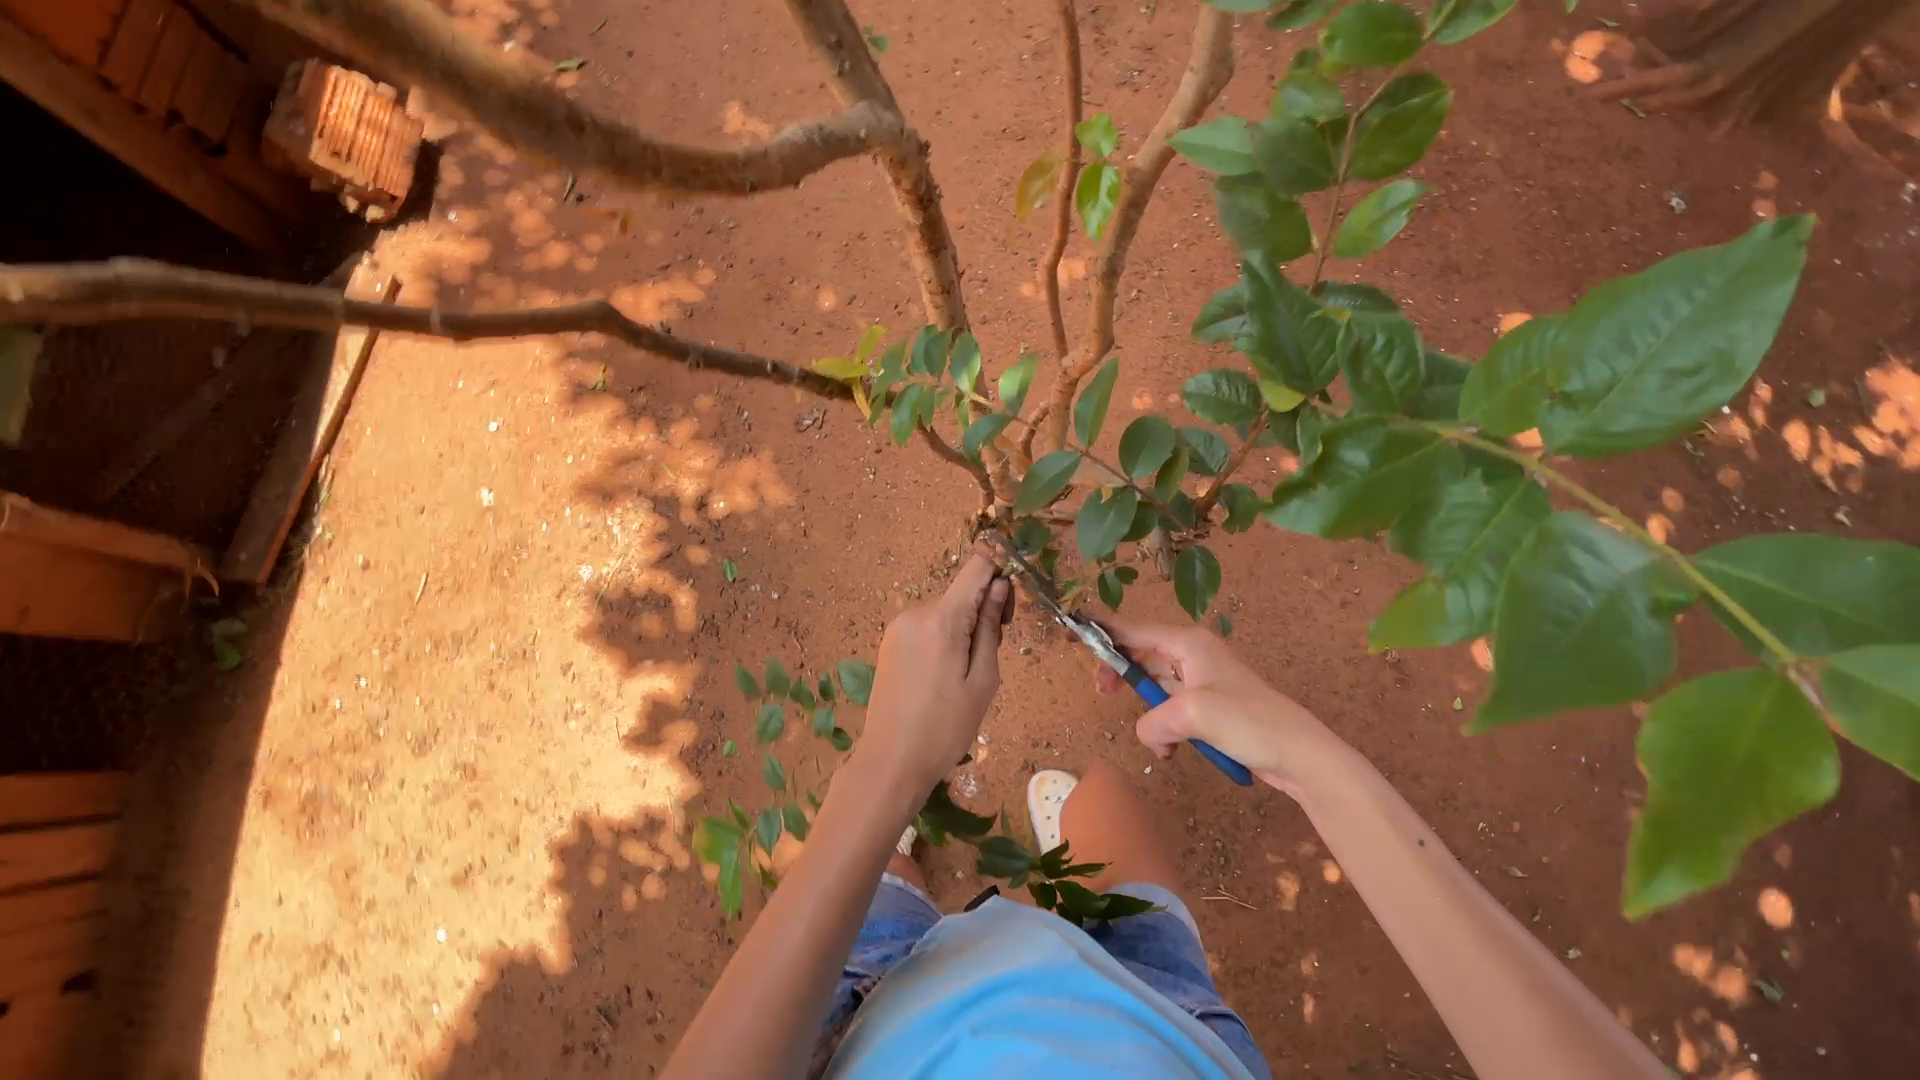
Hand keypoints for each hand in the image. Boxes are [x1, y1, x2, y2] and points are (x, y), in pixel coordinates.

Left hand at [861, 552, 1010, 794]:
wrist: (890, 761)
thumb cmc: (945, 728)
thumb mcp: (982, 680)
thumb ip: (990, 627)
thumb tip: (1000, 584)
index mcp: (941, 619)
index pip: (976, 566)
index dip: (1000, 570)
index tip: (1012, 601)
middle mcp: (915, 612)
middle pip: (961, 593)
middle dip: (983, 613)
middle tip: (989, 658)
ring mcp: (898, 627)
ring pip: (945, 612)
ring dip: (963, 629)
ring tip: (964, 676)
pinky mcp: (889, 643)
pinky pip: (927, 627)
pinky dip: (943, 639)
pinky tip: (943, 677)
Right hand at [1094, 619, 1348, 794]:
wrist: (1299, 754)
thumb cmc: (1248, 722)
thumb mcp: (1191, 716)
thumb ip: (1152, 721)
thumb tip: (1148, 735)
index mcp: (1188, 644)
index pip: (1134, 630)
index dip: (1103, 631)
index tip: (1073, 629)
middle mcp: (1193, 655)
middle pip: (1140, 655)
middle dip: (1121, 676)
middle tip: (1104, 694)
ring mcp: (1202, 681)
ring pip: (1155, 688)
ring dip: (1150, 714)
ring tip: (1158, 740)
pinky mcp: (1210, 707)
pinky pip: (1172, 711)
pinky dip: (1166, 729)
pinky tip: (1173, 750)